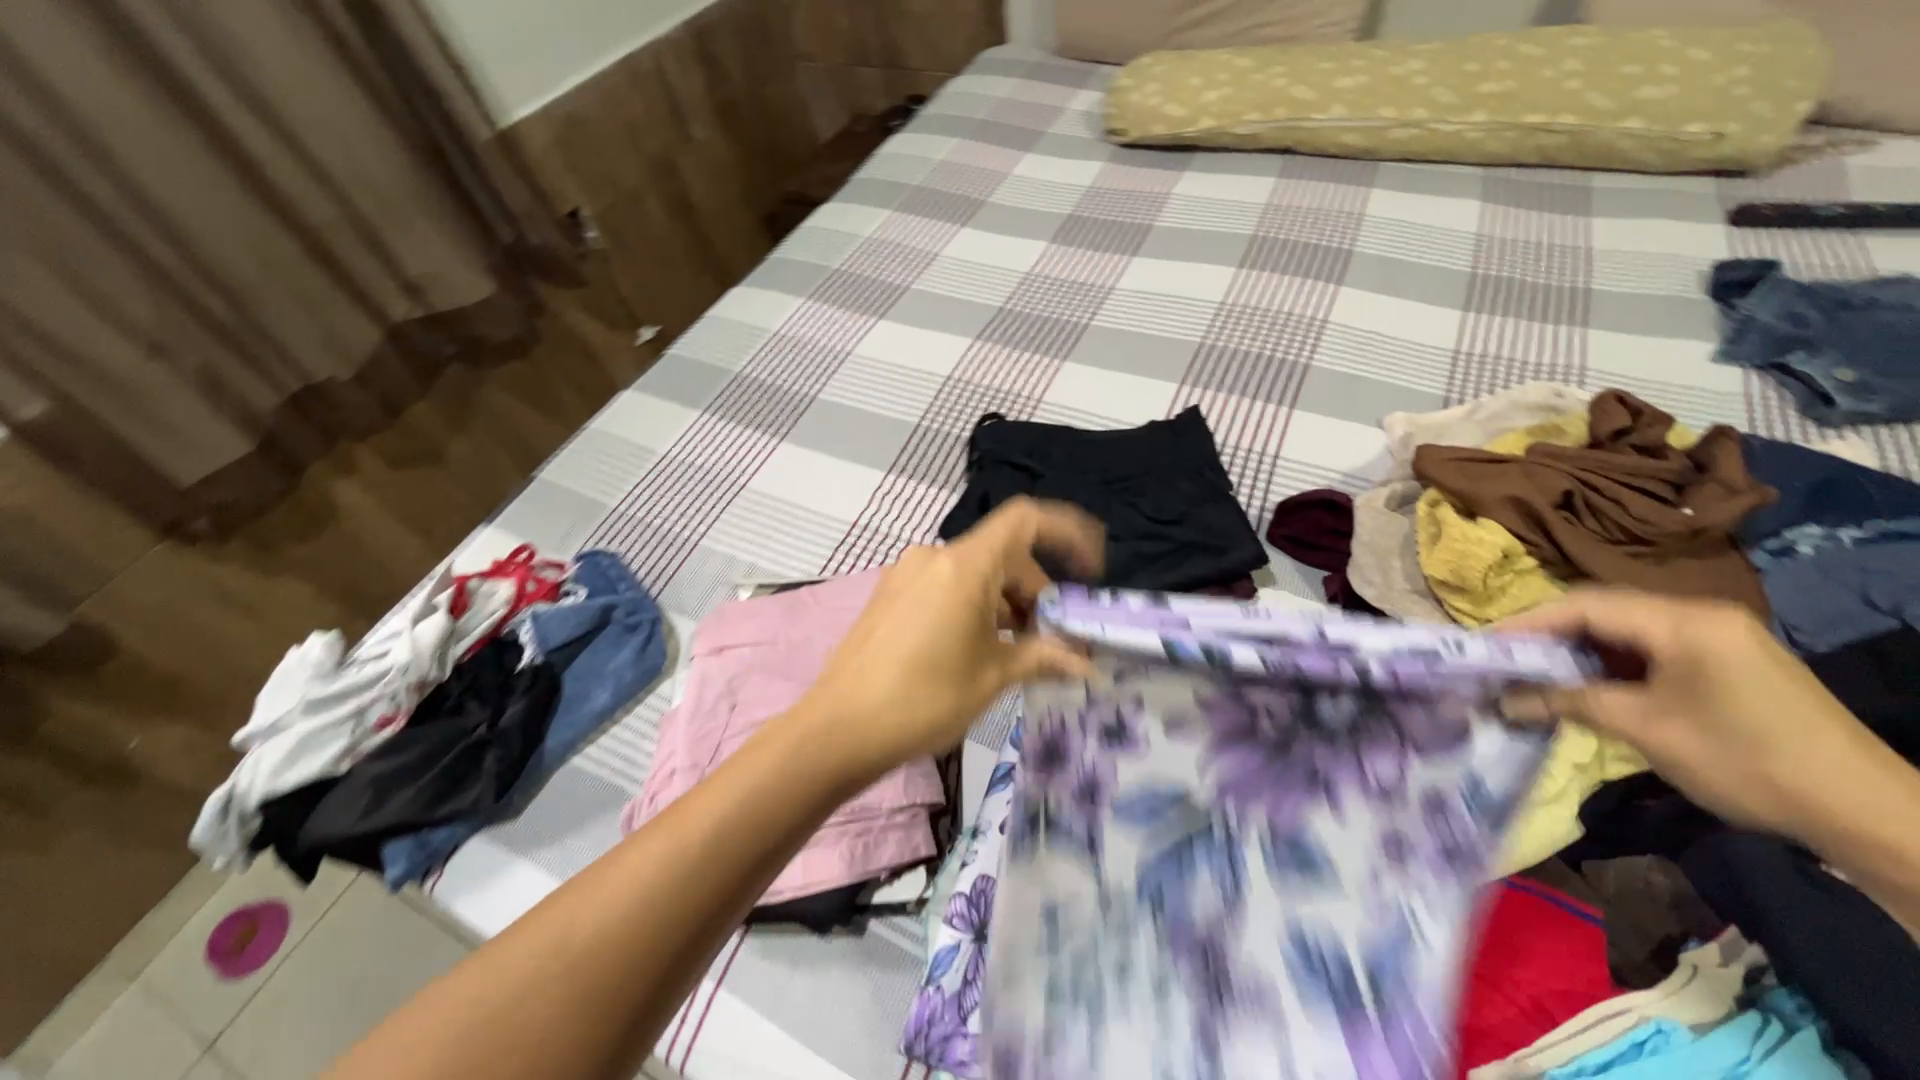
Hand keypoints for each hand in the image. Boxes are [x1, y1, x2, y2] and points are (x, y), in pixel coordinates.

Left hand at [792, 497, 1104, 773]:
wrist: (838, 730)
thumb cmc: (924, 700)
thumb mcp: (993, 677)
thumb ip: (1044, 658)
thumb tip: (1085, 663)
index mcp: (964, 565)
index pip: (1026, 520)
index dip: (1068, 533)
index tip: (1090, 572)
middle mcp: (934, 557)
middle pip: (1004, 554)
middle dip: (1037, 592)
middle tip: (1056, 642)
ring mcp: (908, 576)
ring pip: (975, 575)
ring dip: (1006, 606)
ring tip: (1021, 656)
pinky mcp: (891, 597)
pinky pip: (947, 589)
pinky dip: (975, 610)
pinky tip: (981, 653)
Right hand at [1497, 589, 1888, 837]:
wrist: (1859, 808)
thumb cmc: (1745, 761)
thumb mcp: (1646, 730)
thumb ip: (1569, 703)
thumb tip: (1503, 700)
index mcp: (1684, 620)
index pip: (1585, 605)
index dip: (1527, 623)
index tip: (1482, 647)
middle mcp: (1700, 616)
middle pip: (1603, 612)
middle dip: (1548, 638)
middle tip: (1501, 665)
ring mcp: (1718, 638)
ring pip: (1626, 632)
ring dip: (1578, 654)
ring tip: (1534, 680)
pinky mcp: (1727, 663)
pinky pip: (1652, 651)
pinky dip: (1612, 667)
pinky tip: (1587, 690)